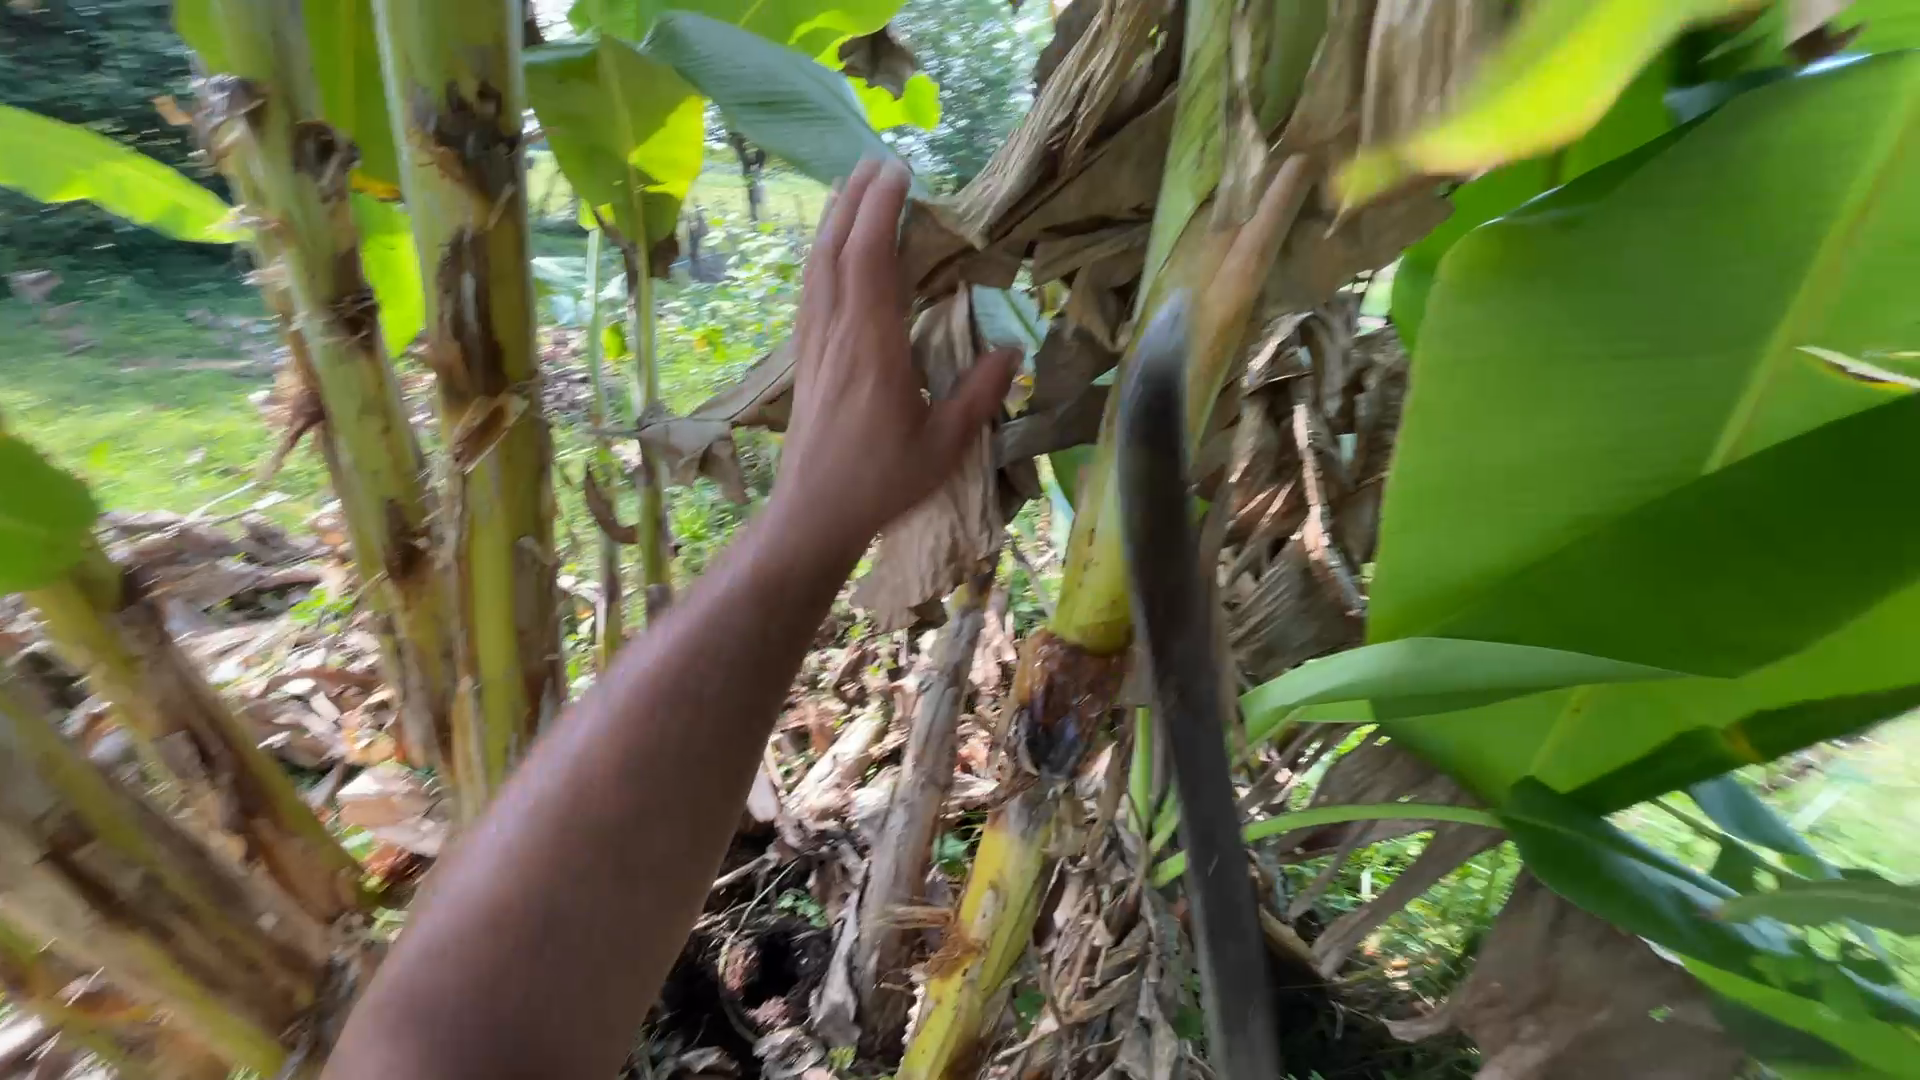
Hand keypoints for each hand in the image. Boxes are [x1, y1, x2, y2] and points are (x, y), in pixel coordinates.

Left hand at [771, 158, 1016, 559]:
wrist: (814, 513)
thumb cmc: (882, 482)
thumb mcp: (944, 445)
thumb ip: (979, 395)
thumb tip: (1012, 349)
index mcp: (873, 347)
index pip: (871, 258)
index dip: (882, 210)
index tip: (900, 173)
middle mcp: (836, 334)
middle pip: (835, 249)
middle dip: (853, 200)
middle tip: (876, 163)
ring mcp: (814, 346)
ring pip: (815, 268)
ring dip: (831, 223)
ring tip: (849, 192)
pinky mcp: (804, 361)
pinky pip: (809, 293)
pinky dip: (820, 259)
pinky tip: (828, 256)